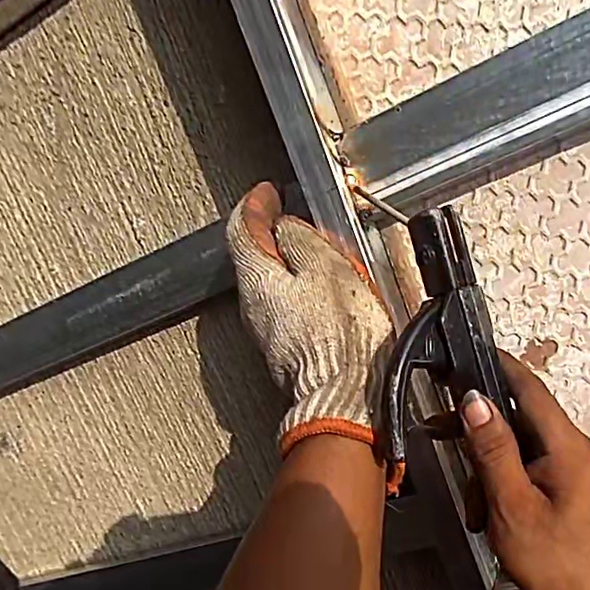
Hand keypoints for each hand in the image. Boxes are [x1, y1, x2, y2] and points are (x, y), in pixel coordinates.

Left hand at [227, 182, 393, 457]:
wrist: (347, 396)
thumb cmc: (339, 340)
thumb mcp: (325, 269)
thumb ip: (301, 239)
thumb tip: (287, 228)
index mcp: (258, 280)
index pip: (242, 228)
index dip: (256, 204)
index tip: (266, 192)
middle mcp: (256, 309)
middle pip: (259, 259)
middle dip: (279, 237)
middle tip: (299, 224)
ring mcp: (272, 335)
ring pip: (279, 286)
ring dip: (300, 270)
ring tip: (330, 264)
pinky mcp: (291, 354)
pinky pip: (295, 312)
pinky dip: (310, 297)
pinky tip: (333, 301)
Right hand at [455, 354, 589, 589]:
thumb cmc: (557, 561)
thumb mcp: (512, 505)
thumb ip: (493, 450)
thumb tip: (475, 401)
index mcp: (564, 445)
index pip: (528, 387)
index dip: (494, 366)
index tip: (462, 356)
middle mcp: (571, 450)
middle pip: (517, 419)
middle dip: (477, 433)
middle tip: (437, 433)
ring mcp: (569, 470)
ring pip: (516, 450)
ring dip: (486, 473)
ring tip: (476, 513)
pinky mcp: (564, 489)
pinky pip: (524, 472)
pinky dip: (500, 488)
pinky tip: (490, 518)